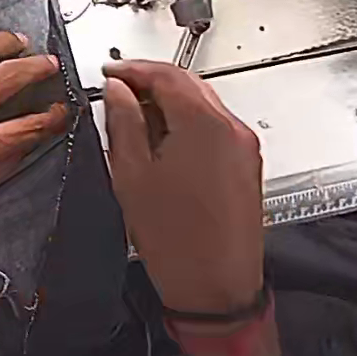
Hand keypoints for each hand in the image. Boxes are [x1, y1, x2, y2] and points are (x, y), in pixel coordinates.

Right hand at [102, 59, 264, 314]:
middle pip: (188, 83)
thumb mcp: (131, 173)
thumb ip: (124, 122)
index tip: (110, 71)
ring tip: (134, 118)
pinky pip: (214, 126)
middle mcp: (232, 129)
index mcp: (203, 125)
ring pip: (202, 103)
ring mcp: (243, 146)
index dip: (133, 68)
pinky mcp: (246, 164)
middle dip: (150, 81)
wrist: (216, 286)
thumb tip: (118, 90)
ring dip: (168, 101)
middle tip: (118, 90)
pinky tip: (162, 140)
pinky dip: (186, 121)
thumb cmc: (174, 238)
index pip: (166, 75)